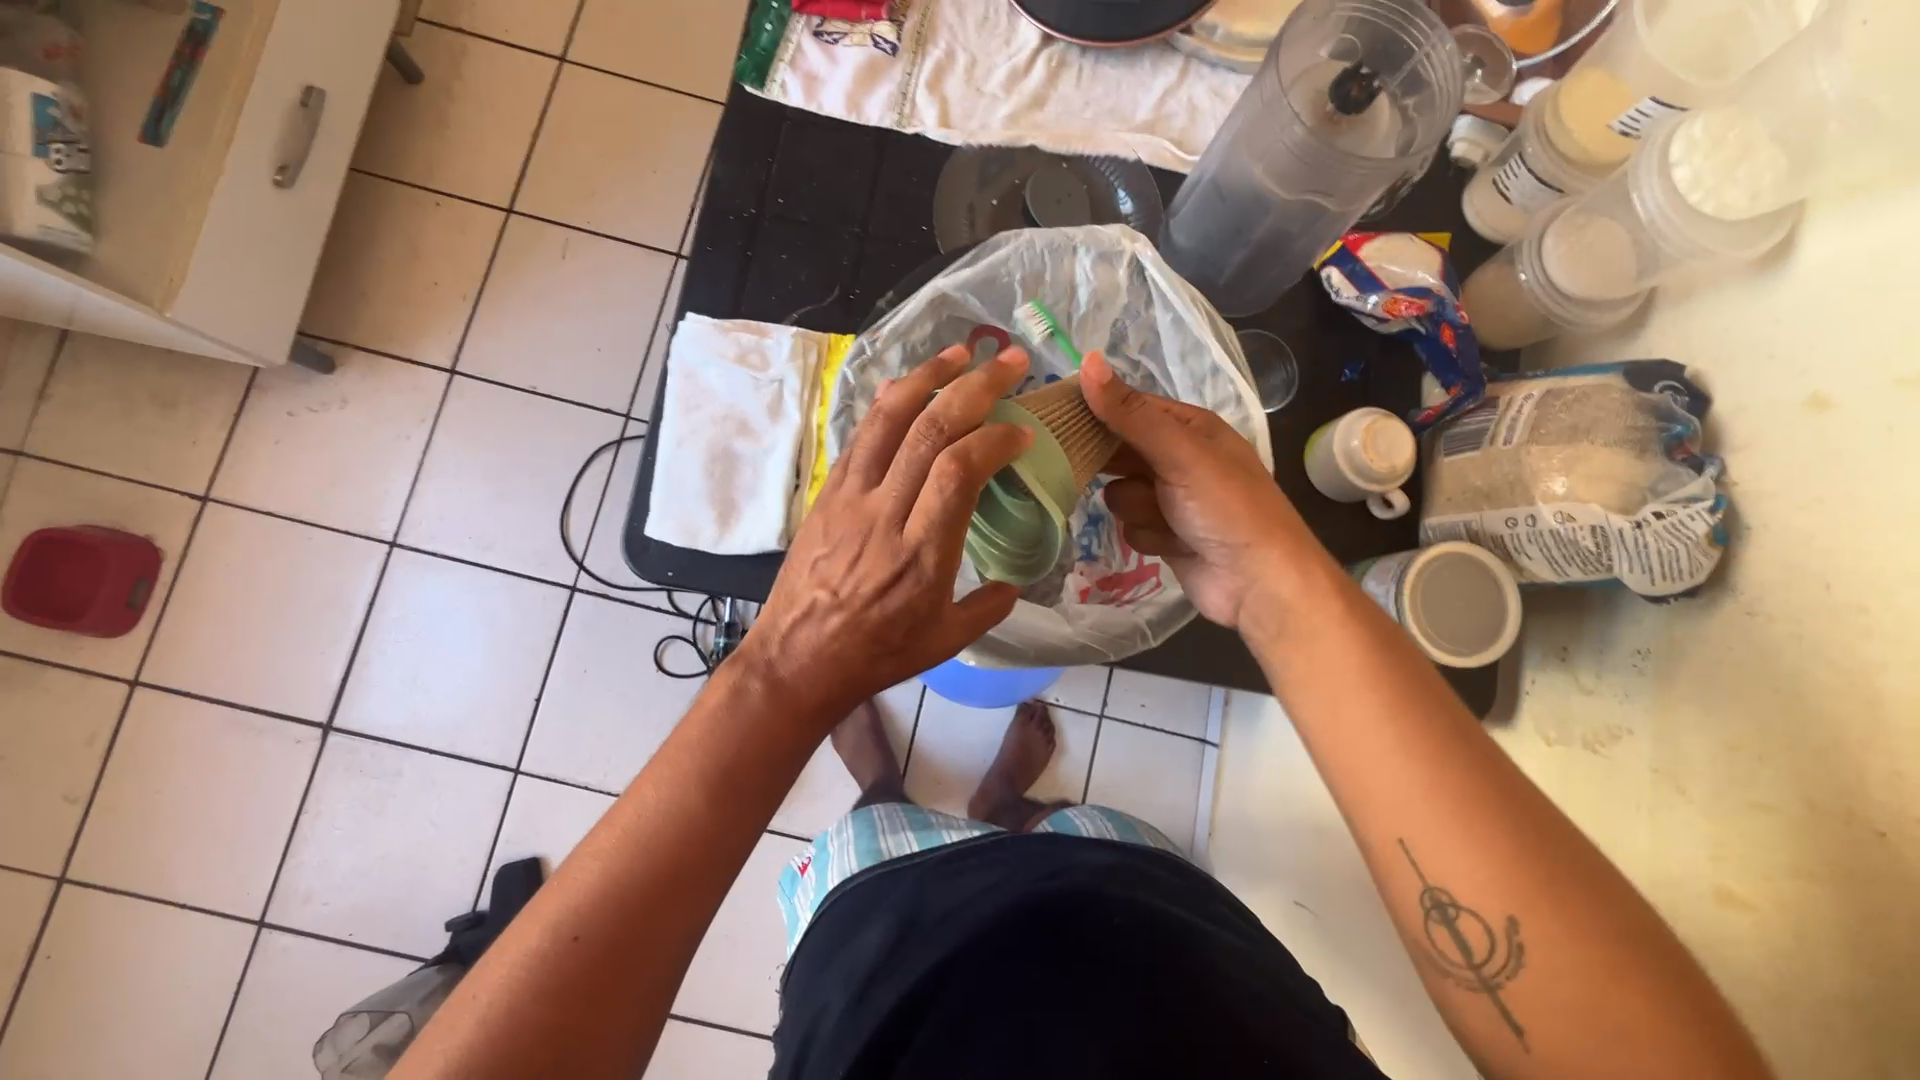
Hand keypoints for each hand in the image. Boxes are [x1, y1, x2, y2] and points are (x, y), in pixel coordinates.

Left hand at [738, 344, 1034, 720]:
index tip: (1022, 430)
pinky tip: (909, 386)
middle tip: (1010, 361)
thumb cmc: (876, 654)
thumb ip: (988, 607)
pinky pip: (861, 436)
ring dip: (928, 377)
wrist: (798, 659)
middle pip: (930, 430)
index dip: (995, 438)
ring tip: (962, 352)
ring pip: (888, 419)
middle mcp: (885, 514)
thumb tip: (1014, 582)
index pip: (960, 471)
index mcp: (921, 553)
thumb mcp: (946, 640)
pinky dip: (889, 403)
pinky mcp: (828, 492)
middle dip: (976, 386)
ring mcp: (850, 497)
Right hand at [1080, 351, 1321, 630]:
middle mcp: (1179, 459)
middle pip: (1118, 454)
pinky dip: (1149, 538)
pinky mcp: (1165, 535)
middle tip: (1097, 472)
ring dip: (1139, 510)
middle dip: (1115, 470)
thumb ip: (1130, 414)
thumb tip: (1087, 362)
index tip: (1058, 421)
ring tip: (1169, 519)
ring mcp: (1171, 500)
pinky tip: (1174, 544)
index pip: (1129, 408)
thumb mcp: (1180, 453)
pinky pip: (1131, 528)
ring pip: (1120, 495)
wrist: (1259, 582)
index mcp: (1190, 427)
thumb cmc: (1227, 507)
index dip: (1097, 413)